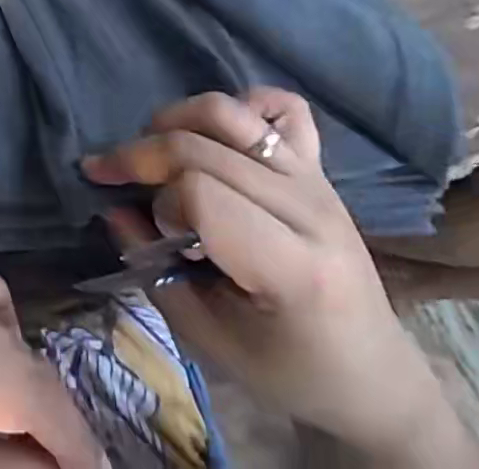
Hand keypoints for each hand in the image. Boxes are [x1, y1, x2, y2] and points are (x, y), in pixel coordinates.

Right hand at [82, 90, 478, 468]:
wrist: (371, 373)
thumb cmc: (287, 370)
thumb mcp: (209, 338)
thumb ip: (154, 270)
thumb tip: (114, 209)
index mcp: (293, 267)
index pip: (202, 193)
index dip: (161, 204)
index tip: (153, 232)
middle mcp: (309, 207)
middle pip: (204, 146)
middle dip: (142, 154)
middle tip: (108, 173)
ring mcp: (317, 179)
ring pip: (232, 113)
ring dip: (177, 117)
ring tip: (152, 144)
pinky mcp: (319, 167)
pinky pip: (283, 107)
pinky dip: (241, 105)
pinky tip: (216, 133)